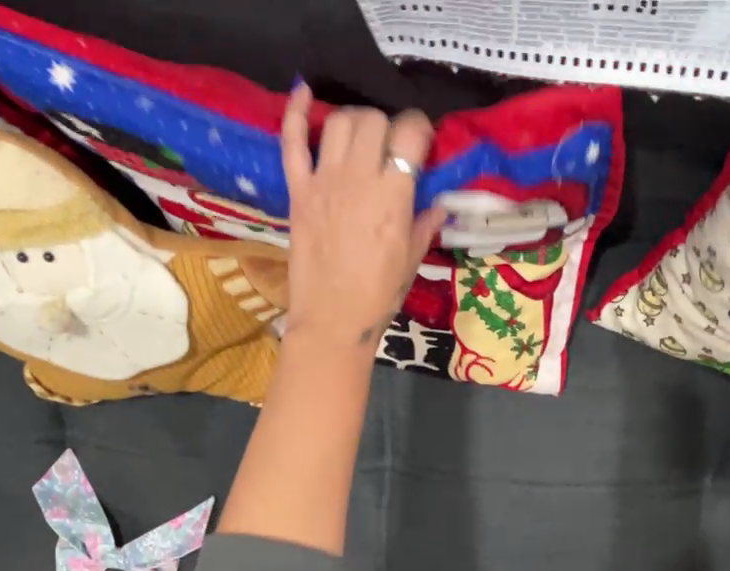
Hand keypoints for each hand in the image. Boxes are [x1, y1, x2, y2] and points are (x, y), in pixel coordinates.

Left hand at [279, 82, 445, 355]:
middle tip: (390, 147)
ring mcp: (324, 181)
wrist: (332, 320)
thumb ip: (425, 224)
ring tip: (361, 137)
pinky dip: (295, 112)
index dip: (420, 130)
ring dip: (354, 121)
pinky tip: (303, 91)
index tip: (422, 143)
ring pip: (338, 121)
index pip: (410, 133)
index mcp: (393, 196)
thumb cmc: (379, 296)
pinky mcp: (298, 190)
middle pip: (373, 120)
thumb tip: (438, 202)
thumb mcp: (411, 260)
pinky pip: (291, 141)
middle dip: (388, 125)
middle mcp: (358, 178)